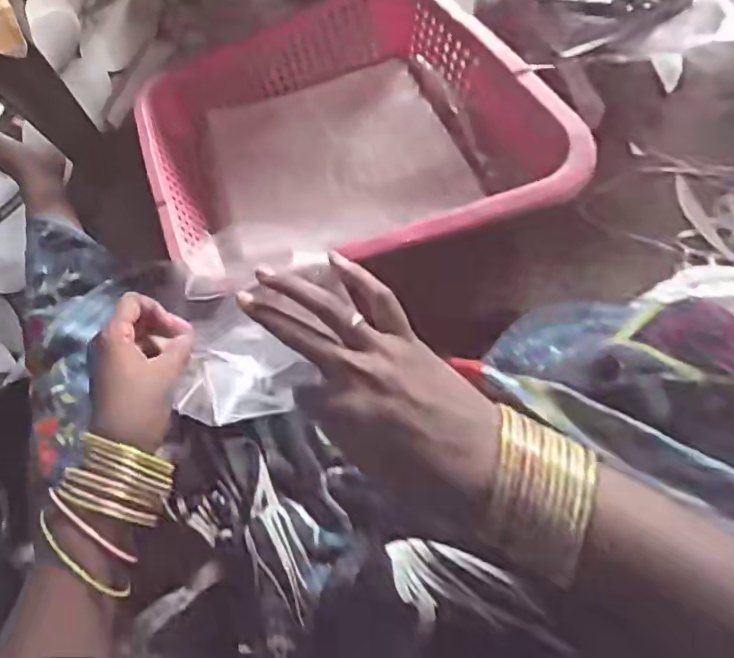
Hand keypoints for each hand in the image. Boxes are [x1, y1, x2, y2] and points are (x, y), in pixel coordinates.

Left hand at [90, 291, 193, 451]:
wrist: (119, 447)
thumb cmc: (141, 404)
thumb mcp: (165, 373)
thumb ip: (179, 347)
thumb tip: (187, 334)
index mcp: (113, 334)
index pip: (133, 301)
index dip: (158, 308)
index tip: (177, 328)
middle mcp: (104, 340)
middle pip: (133, 318)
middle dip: (160, 325)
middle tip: (186, 340)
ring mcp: (105, 358)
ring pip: (133, 336)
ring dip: (157, 341)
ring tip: (180, 356)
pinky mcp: (109, 374)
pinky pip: (130, 353)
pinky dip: (149, 354)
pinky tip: (168, 367)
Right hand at [239, 254, 500, 519]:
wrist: (492, 465)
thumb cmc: (426, 475)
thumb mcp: (366, 461)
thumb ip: (332, 423)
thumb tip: (312, 396)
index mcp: (343, 405)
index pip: (302, 390)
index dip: (299, 394)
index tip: (302, 398)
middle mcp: (355, 368)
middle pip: (300, 334)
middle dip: (267, 314)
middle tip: (242, 296)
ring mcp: (382, 346)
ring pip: (331, 308)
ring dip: (297, 287)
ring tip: (269, 272)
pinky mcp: (406, 336)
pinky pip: (379, 299)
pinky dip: (357, 276)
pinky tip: (334, 258)